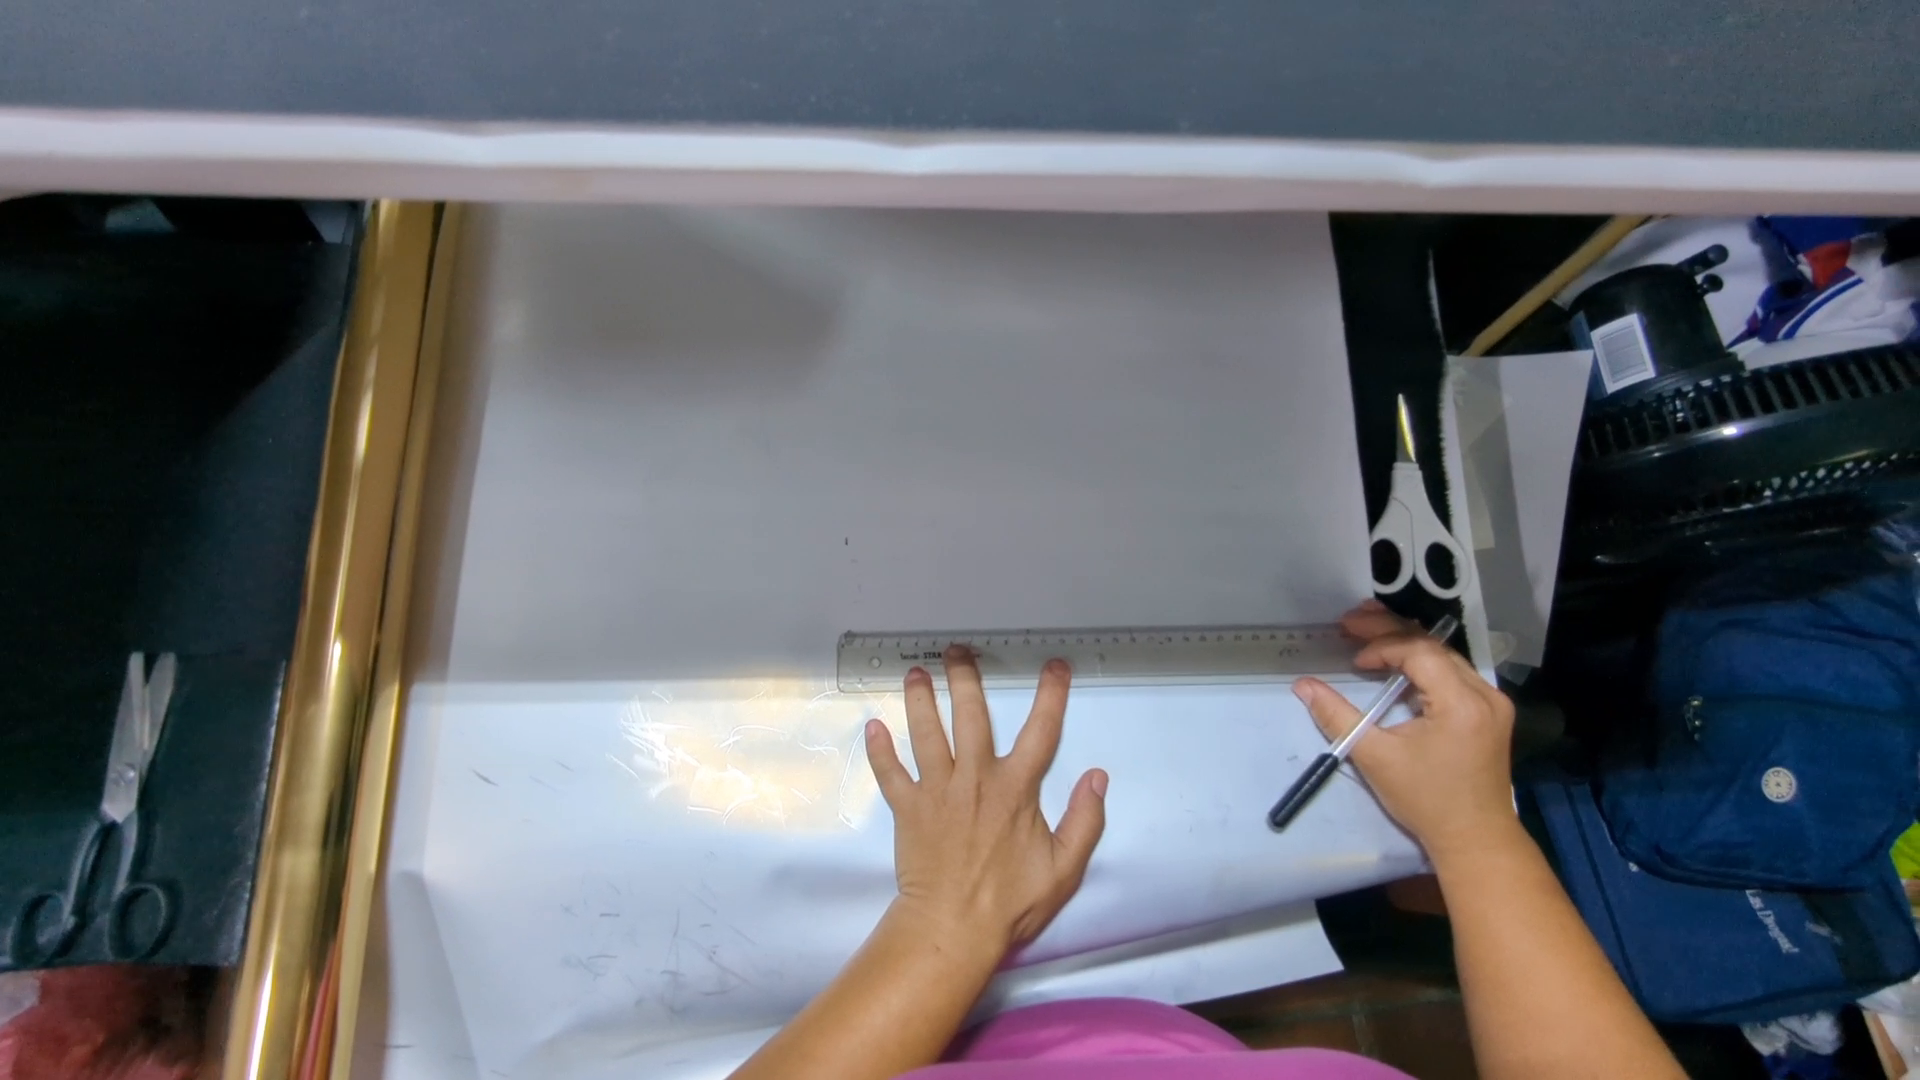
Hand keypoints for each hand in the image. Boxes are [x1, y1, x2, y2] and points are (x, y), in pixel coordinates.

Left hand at [864, 648, 1107, 955]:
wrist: (954, 929)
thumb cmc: (1010, 901)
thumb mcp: (1064, 868)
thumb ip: (1085, 820)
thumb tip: (1098, 777)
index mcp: (1016, 788)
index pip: (1040, 732)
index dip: (1051, 696)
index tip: (1054, 666)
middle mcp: (975, 778)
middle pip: (971, 717)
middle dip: (966, 679)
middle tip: (958, 651)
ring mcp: (938, 791)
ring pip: (927, 734)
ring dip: (920, 701)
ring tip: (915, 673)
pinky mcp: (908, 808)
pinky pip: (890, 774)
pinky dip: (879, 751)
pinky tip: (872, 725)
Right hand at [1292, 601, 1515, 862]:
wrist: (1475, 838)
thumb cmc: (1425, 799)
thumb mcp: (1374, 757)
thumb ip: (1337, 716)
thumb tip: (1303, 685)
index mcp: (1462, 704)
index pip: (1420, 652)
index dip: (1382, 647)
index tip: (1354, 663)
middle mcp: (1484, 695)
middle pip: (1434, 645)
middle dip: (1389, 630)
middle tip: (1350, 621)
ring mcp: (1492, 703)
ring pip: (1445, 655)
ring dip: (1405, 641)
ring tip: (1368, 628)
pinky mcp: (1489, 712)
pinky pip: (1452, 671)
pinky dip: (1421, 661)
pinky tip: (1396, 660)